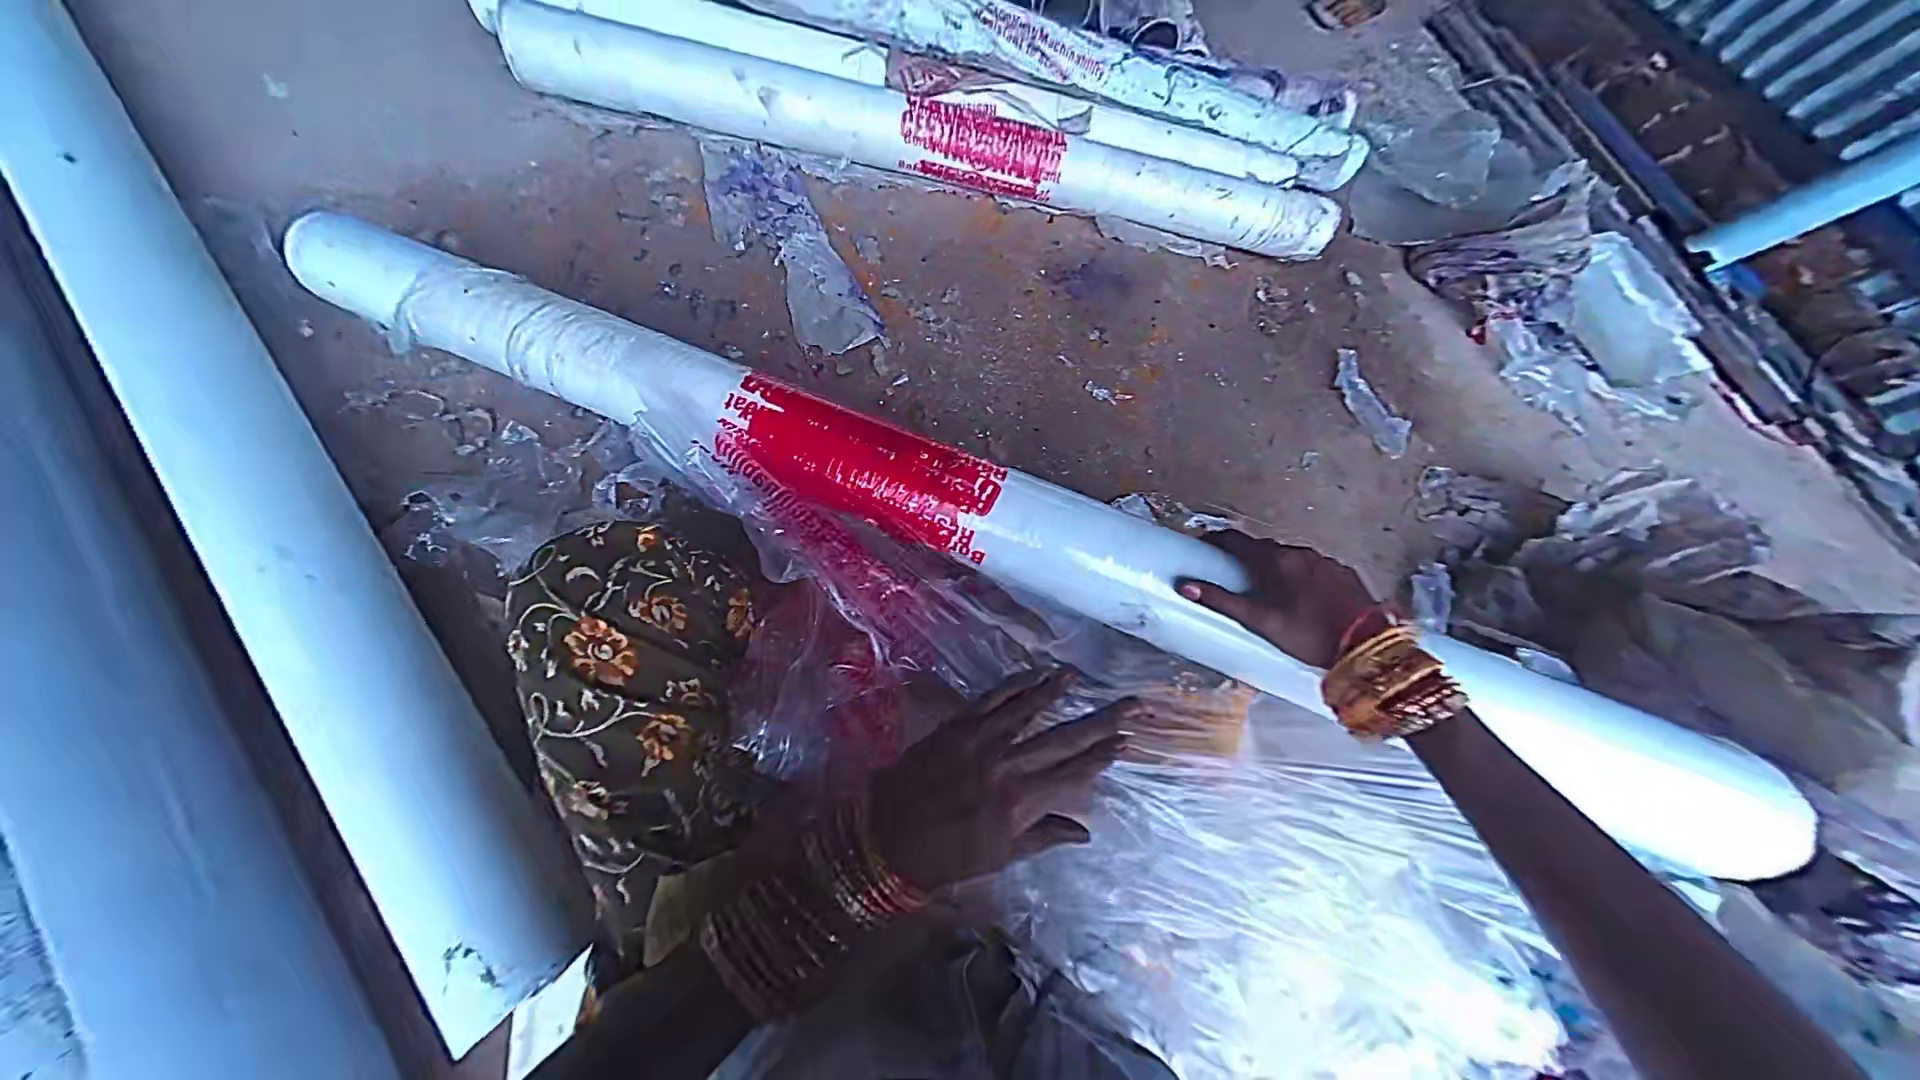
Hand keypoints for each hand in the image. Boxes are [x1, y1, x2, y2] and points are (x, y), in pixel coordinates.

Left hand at [867, 669, 1134, 889]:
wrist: (887, 835)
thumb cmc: (948, 855)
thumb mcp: (1000, 855)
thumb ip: (1045, 836)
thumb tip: (1085, 831)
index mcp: (1020, 803)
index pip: (1074, 775)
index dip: (1103, 757)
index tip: (1127, 741)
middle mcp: (1007, 766)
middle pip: (1064, 739)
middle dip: (1101, 720)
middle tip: (1130, 703)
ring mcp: (982, 741)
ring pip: (1029, 709)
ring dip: (1056, 691)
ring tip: (1079, 676)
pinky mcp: (959, 725)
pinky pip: (993, 699)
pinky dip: (1016, 685)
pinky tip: (1034, 674)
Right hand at [1177, 532, 1378, 668]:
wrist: (1367, 644)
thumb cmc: (1308, 633)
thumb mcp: (1259, 620)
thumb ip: (1222, 601)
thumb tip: (1186, 585)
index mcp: (1274, 560)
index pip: (1236, 539)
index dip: (1216, 540)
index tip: (1203, 545)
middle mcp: (1299, 552)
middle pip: (1263, 547)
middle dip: (1245, 555)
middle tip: (1231, 571)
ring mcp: (1325, 561)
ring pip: (1289, 556)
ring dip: (1274, 565)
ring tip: (1267, 586)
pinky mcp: (1344, 573)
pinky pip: (1313, 566)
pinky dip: (1299, 574)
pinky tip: (1300, 594)